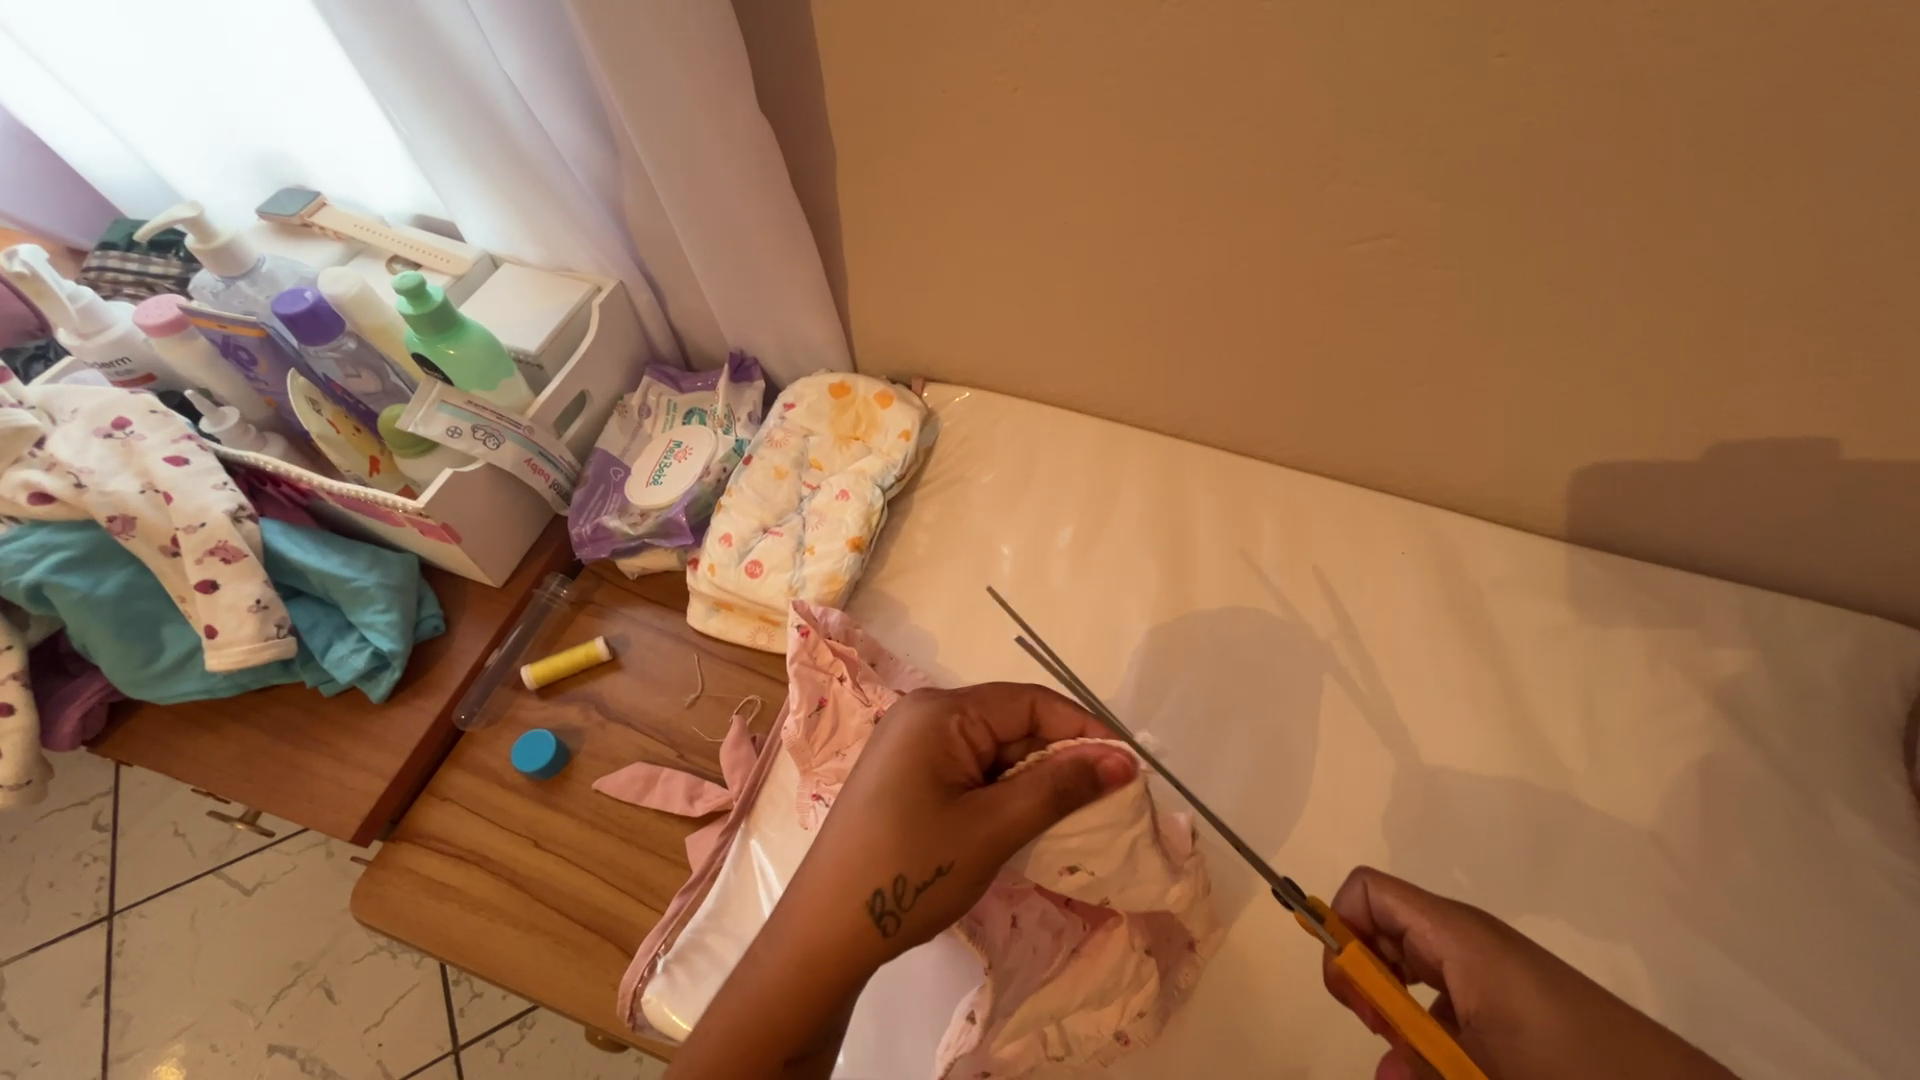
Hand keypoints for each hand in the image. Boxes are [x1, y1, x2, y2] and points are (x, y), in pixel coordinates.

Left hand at [668, 682, 1136, 1078]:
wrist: (826, 931)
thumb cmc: (911, 871)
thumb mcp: (993, 828)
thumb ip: (1059, 786)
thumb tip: (1123, 759)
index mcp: (940, 711)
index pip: (1030, 702)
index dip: (1084, 730)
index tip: (1129, 767)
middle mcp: (923, 715)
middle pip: (1011, 722)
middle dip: (1060, 757)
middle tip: (1109, 797)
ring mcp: (911, 745)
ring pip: (993, 748)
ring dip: (1033, 778)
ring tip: (1075, 814)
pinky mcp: (906, 775)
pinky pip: (969, 768)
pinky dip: (1003, 790)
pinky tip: (1025, 820)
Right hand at [1323, 867, 1736, 1079]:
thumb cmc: (1570, 1068)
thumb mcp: (1480, 1070)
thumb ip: (1420, 1066)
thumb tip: (1383, 1073)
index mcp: (1454, 934)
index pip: (1366, 892)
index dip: (1342, 931)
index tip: (1354, 996)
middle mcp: (1466, 936)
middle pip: (1381, 924)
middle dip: (1365, 977)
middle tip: (1380, 1032)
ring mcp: (1490, 964)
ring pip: (1411, 961)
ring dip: (1396, 1007)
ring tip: (1413, 1062)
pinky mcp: (1512, 993)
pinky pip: (1445, 988)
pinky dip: (1430, 1022)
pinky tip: (1451, 1066)